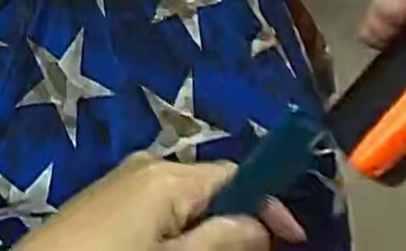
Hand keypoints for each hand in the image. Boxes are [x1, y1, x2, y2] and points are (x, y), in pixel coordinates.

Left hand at [14, 152, 304, 250]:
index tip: (296, 236)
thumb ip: (219, 242)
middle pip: (210, 186)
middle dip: (237, 220)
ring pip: (186, 200)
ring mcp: (125, 178)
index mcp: (166, 174)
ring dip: (209, 230)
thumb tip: (262, 223)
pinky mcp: (109, 197)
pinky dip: (180, 230)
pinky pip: (159, 207)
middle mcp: (147, 164)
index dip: (267, 201)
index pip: (232, 173)